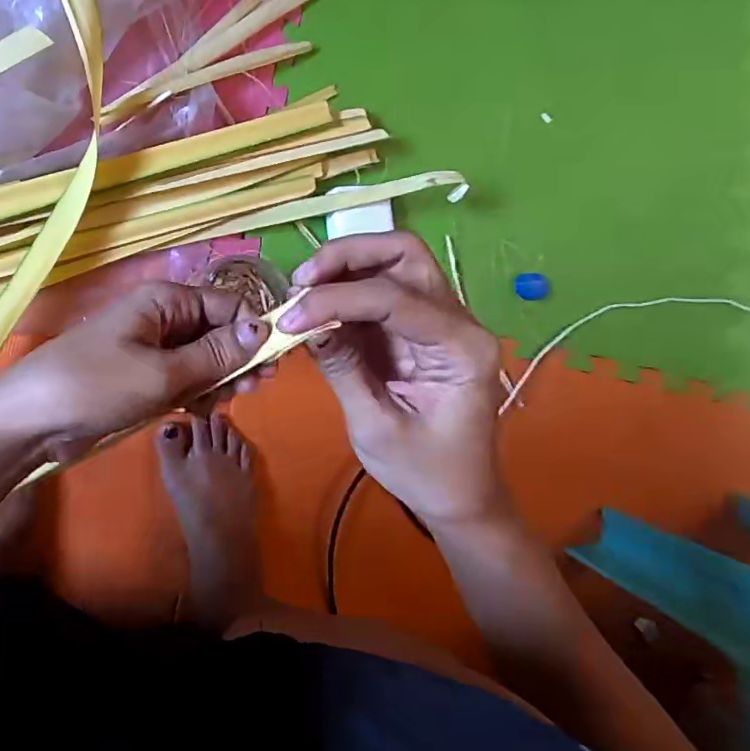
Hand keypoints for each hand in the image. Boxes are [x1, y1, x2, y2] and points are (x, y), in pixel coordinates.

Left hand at [0, 281, 270, 461]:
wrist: (32, 419)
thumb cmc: (96, 385)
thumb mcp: (162, 372)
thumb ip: (215, 353)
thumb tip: (264, 327)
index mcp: (165, 301)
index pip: (227, 305)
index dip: (253, 332)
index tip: (270, 367)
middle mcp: (160, 318)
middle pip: (217, 332)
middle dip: (236, 360)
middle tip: (249, 392)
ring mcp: (150, 349)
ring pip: (202, 360)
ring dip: (216, 381)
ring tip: (217, 405)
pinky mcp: (141, 378)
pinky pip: (182, 379)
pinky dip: (194, 394)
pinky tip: (196, 412)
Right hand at [277, 232, 510, 528]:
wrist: (459, 497)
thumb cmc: (426, 471)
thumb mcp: (376, 427)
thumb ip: (342, 368)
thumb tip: (302, 324)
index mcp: (460, 348)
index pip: (393, 298)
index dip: (335, 300)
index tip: (288, 318)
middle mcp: (456, 320)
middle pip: (402, 253)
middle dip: (347, 255)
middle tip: (301, 280)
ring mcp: (436, 319)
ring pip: (391, 261)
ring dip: (342, 265)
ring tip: (301, 290)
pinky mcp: (413, 327)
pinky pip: (378, 288)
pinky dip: (342, 287)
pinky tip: (313, 305)